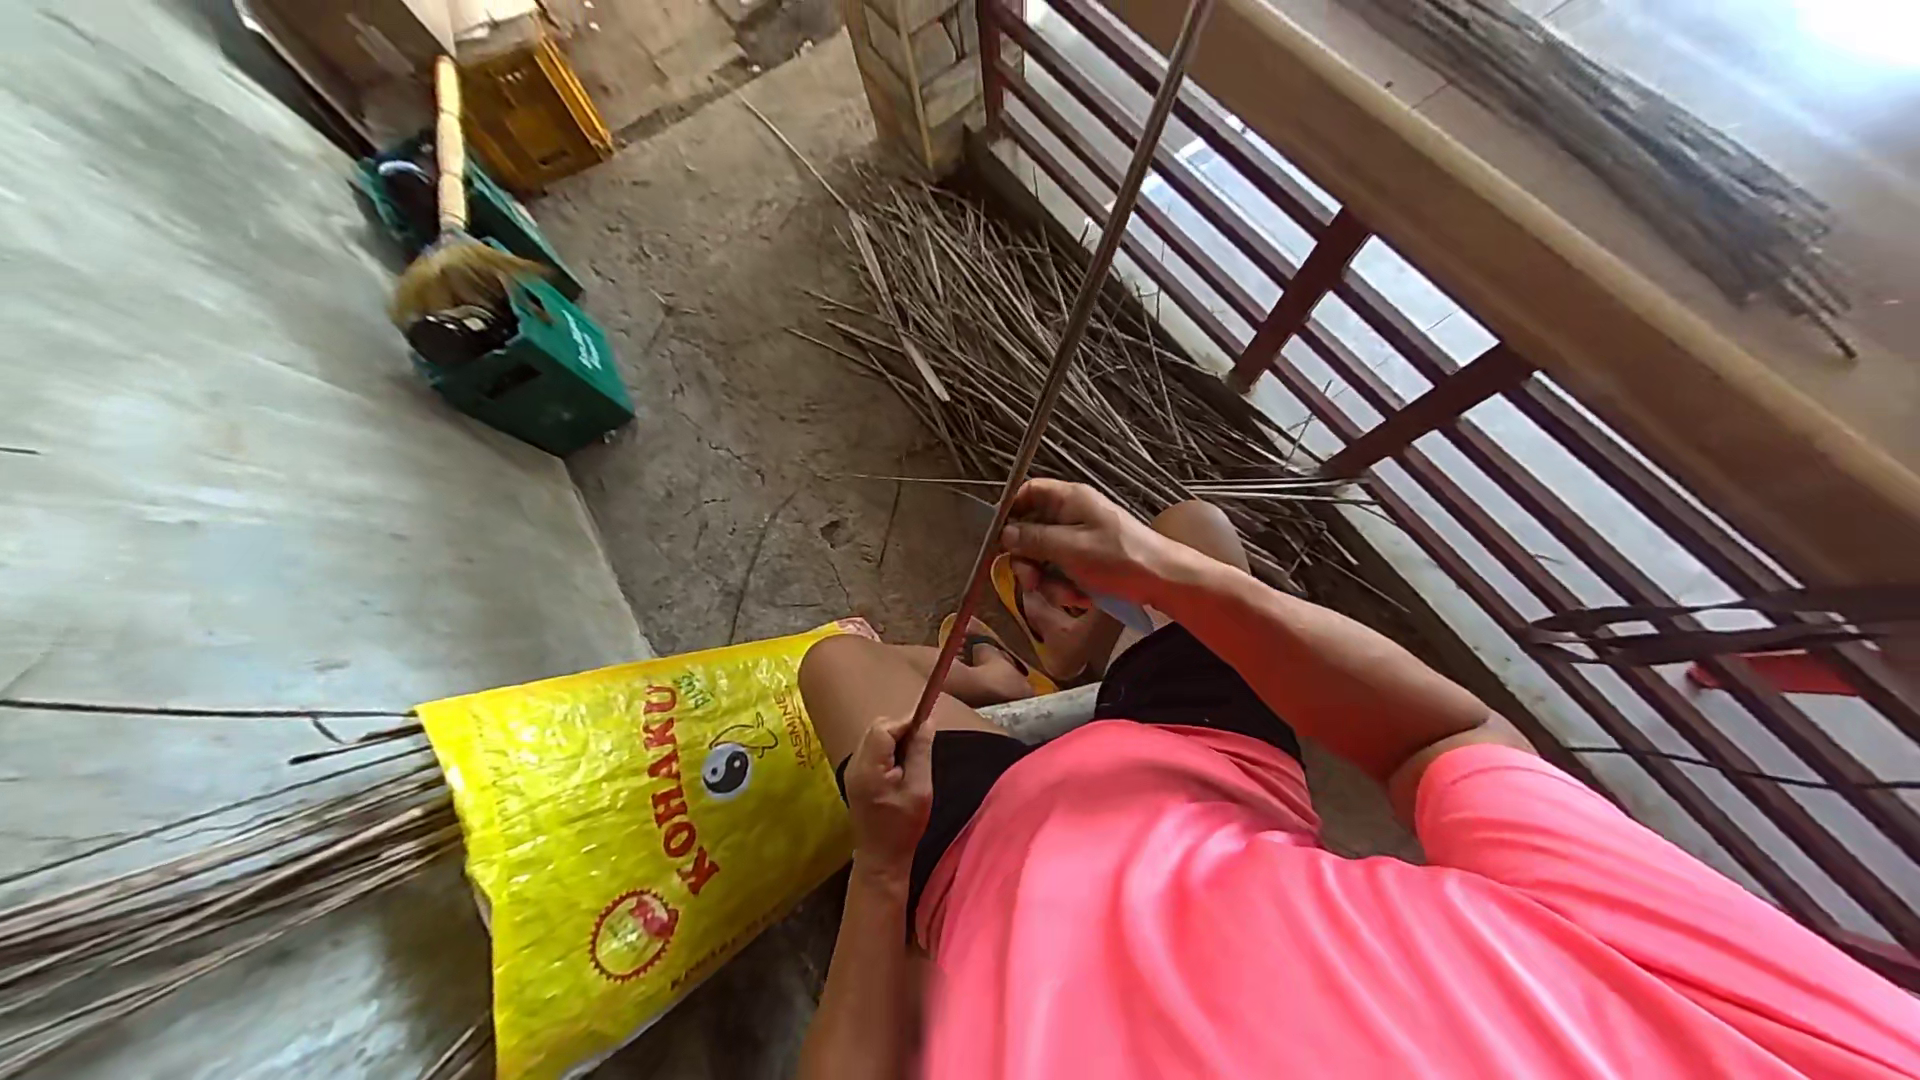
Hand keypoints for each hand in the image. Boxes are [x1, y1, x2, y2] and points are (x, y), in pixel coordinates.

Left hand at [842, 717, 933, 880]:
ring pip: (874, 737)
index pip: (884, 728)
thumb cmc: (903, 827)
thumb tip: (927, 721)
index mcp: (869, 768)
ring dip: (895, 739)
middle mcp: (855, 764)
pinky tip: (901, 767)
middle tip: (920, 745)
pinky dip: (887, 749)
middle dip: (900, 729)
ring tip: (912, 758)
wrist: (881, 858)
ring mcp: (852, 769)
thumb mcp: (920, 788)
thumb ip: (921, 751)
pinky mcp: (855, 775)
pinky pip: (872, 749)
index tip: (926, 729)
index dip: (906, 723)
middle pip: (876, 728)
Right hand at [1000, 479, 1187, 607]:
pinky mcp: (1087, 564)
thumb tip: (1004, 534)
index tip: (1000, 538)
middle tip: (1032, 580)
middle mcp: (1071, 516)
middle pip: (1030, 532)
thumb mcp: (1070, 547)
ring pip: (1044, 560)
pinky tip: (1081, 597)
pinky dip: (1067, 589)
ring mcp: (1079, 541)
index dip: (1010, 512)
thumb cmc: (1120, 556)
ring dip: (1049, 581)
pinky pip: (1062, 575)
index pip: (1028, 493)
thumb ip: (1033, 539)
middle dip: (1029, 561)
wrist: (1164, 581)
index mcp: (1069, 500)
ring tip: (1067, 594)